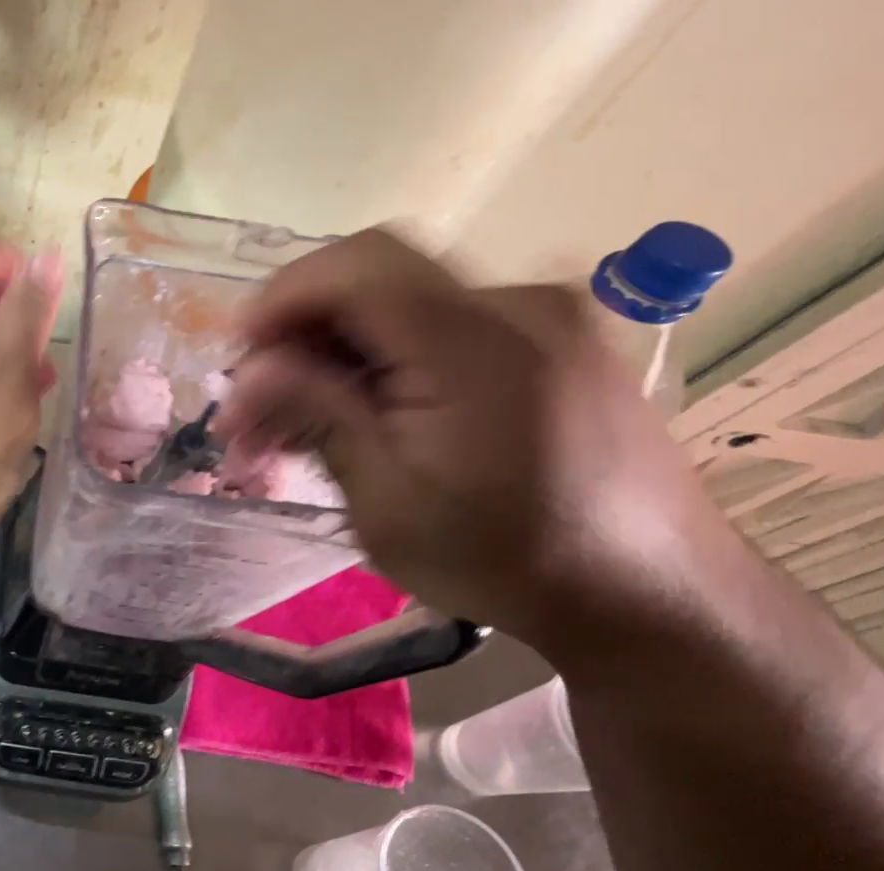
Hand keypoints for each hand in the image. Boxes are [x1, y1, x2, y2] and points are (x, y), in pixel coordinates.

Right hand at [213, 228, 728, 641]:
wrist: (647, 591)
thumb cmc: (503, 558)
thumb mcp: (387, 504)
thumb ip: (319, 418)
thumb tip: (250, 371)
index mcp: (474, 343)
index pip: (358, 266)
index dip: (282, 298)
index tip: (236, 359)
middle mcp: (517, 305)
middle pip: (377, 279)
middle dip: (299, 334)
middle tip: (254, 410)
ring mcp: (545, 320)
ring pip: (406, 305)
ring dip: (338, 353)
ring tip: (299, 426)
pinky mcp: (554, 343)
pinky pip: (446, 327)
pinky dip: (389, 360)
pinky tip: (367, 417)